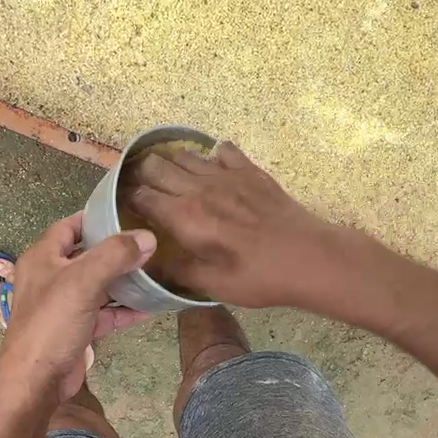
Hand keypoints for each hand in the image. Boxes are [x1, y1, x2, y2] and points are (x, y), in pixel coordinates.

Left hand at [0, 213, 154, 403]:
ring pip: (97, 285)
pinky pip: (103, 313)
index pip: (70, 226)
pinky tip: (148, 308)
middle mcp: (51, 277)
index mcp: (43, 257)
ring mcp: (63, 305)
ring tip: (153, 273)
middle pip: (86, 255)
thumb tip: (148, 238)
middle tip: (147, 244)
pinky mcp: (75, 329)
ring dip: (122, 281)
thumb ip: (115, 256)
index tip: (127, 215)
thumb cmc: (52, 324)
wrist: (35, 380)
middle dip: (115, 250)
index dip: (96, 218)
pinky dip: (122, 310)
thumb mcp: (83, 282)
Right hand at [125, 142, 384, 309]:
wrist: (310, 258)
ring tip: (172, 180)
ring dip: (172, 164)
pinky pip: (221, 150)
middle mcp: (199, 187)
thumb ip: (177, 271)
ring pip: (185, 154)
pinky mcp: (250, 170)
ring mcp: (227, 174)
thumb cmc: (258, 278)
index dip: (129, 200)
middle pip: (156, 165)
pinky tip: (213, 172)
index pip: (141, 195)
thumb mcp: (212, 287)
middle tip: (143, 191)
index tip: (126, 209)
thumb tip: (151, 262)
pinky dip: (210, 157)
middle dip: (143, 175)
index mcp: (185, 217)